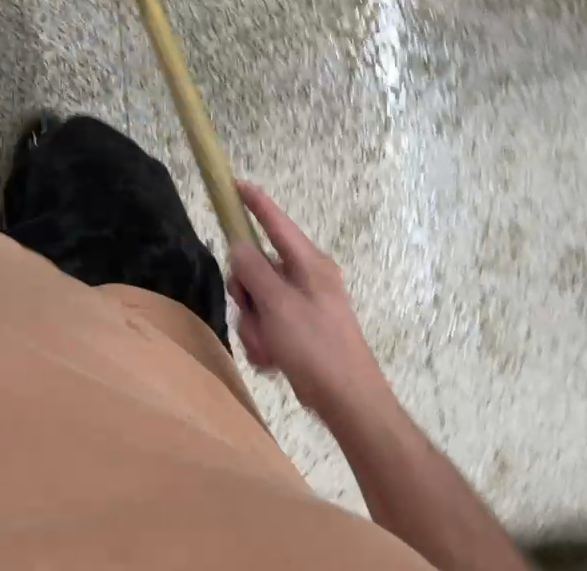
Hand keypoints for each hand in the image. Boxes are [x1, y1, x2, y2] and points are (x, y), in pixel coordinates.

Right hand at [226, 182, 393, 422]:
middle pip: (256, 267)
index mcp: (309, 265)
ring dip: (253, 324)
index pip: (276, 223)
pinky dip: (264, 340)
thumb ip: (253, 270)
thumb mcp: (278, 304)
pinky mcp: (301, 330)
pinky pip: (267, 323)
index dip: (255, 202)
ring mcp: (304, 305)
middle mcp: (307, 279)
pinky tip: (273, 359)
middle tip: (251, 312)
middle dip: (245, 294)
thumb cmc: (317, 348)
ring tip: (268, 347)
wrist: (351, 403)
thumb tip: (239, 244)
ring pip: (257, 299)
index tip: (236, 183)